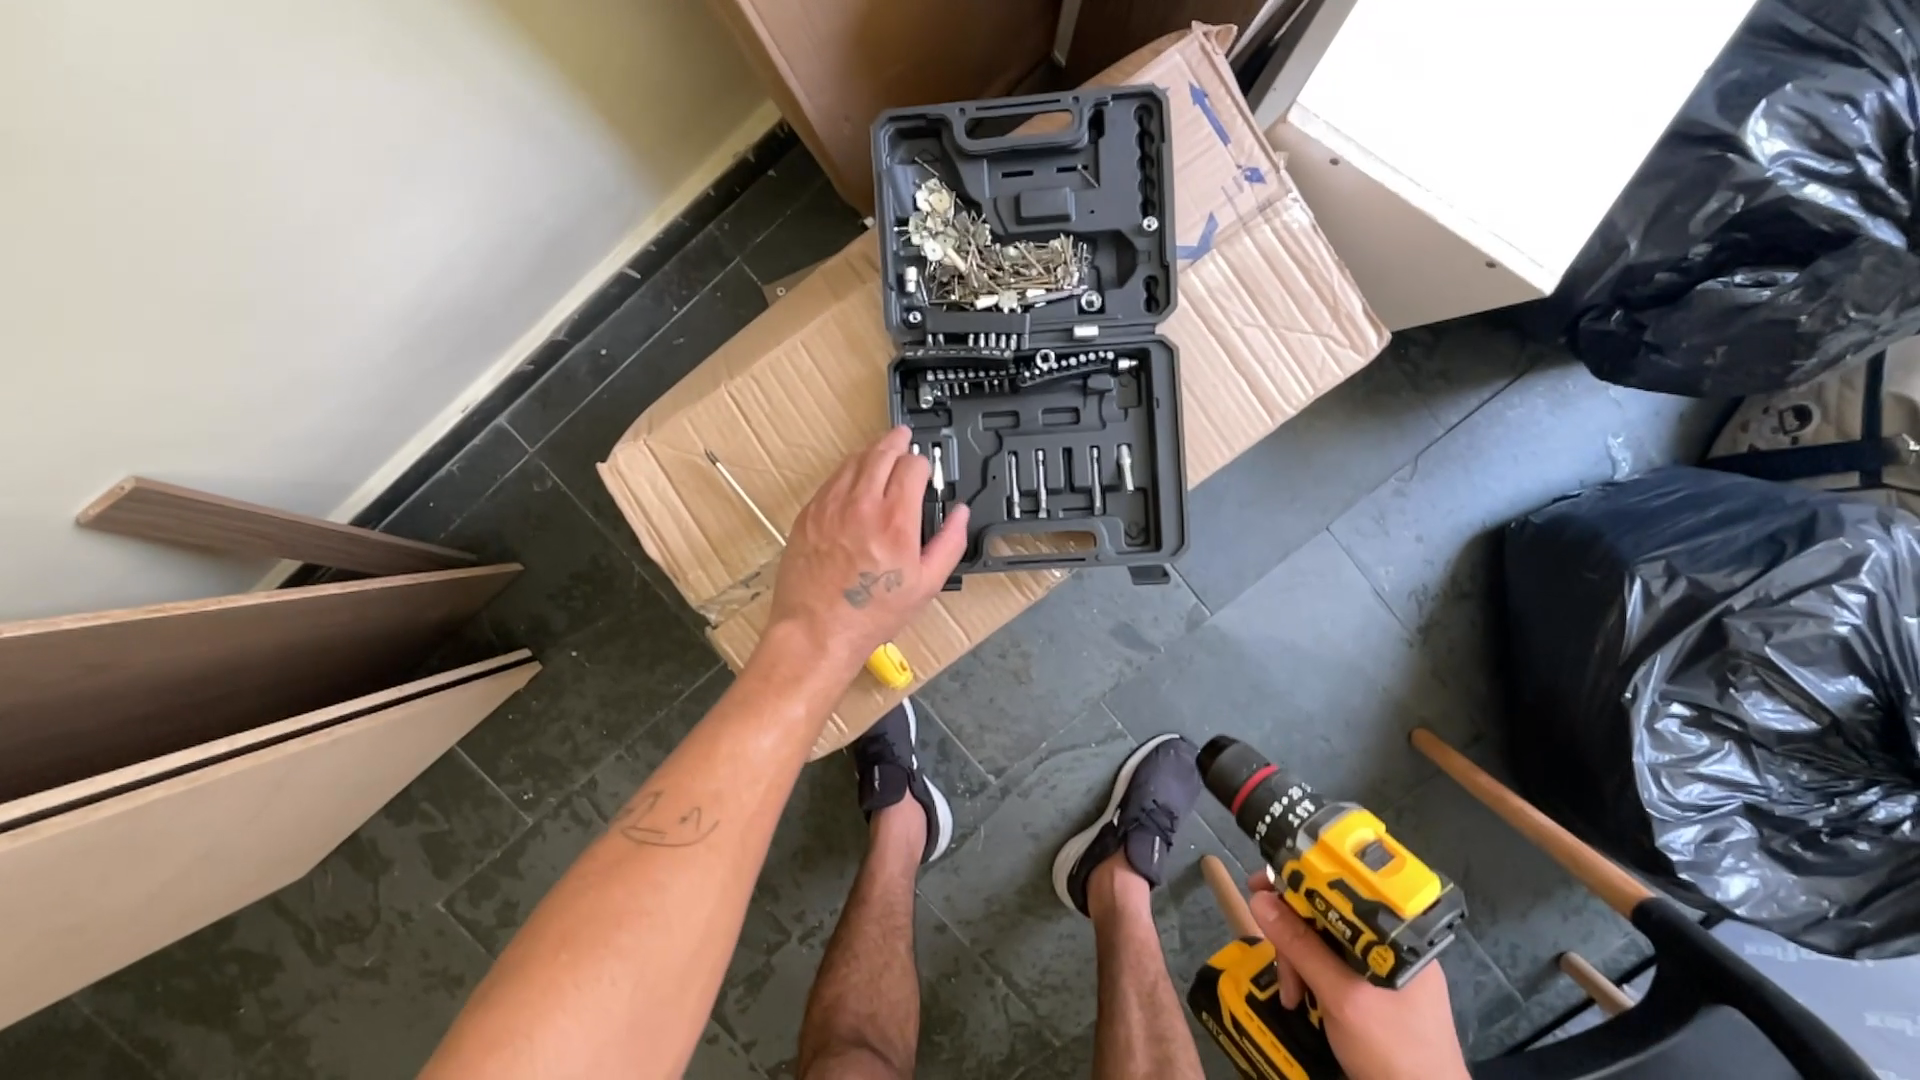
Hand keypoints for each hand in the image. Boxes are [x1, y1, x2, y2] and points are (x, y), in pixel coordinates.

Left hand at [768, 426, 968, 670]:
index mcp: (895, 521)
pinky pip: (831, 480)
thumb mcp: (926, 585)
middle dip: (897, 442)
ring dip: (870, 451)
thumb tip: (960, 515)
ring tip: (880, 451)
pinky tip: (852, 478)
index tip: (925, 468)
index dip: (922, 462)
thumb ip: (949, 543)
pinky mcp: (809, 515)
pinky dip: (846, 472)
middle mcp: (861, 506)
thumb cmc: (869, 614)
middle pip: (881, 453)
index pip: (912, 466)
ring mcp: (830, 507)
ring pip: (853, 461)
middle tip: (904, 438)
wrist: (817, 630)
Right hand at [1248, 874, 1470, 1079]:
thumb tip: (1260, 900)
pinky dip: (1311, 978)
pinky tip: (1303, 1001)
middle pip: (1328, 915)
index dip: (1298, 880)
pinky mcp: (1375, 992)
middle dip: (1294, 935)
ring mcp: (1384, 970)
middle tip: (1274, 958)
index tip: (1260, 886)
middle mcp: (1392, 945)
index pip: (1343, 888)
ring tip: (1293, 997)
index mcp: (1398, 935)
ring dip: (1299, 962)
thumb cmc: (1393, 1054)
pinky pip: (1333, 967)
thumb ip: (1301, 947)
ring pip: (1326, 942)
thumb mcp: (1341, 998)